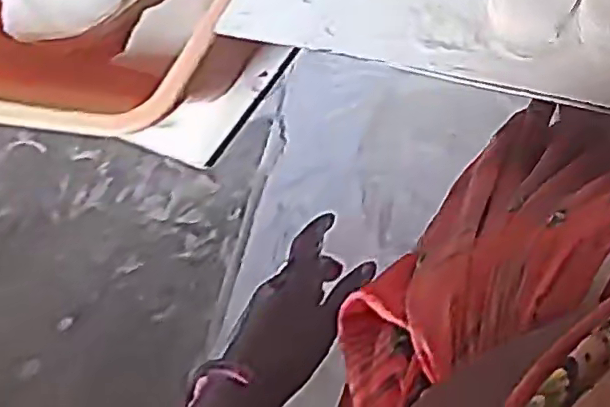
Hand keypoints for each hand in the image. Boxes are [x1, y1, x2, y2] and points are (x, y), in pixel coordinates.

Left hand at [217, 213, 375, 405]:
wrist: (242, 390)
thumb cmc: (290, 351)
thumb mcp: (329, 318)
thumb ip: (348, 288)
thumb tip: (367, 267)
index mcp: (297, 278)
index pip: (307, 241)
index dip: (319, 227)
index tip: (328, 220)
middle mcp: (275, 286)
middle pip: (299, 265)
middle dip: (319, 265)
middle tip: (336, 271)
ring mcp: (260, 305)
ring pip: (288, 284)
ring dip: (305, 285)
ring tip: (321, 299)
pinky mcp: (250, 324)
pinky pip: (277, 301)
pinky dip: (292, 300)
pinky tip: (301, 317)